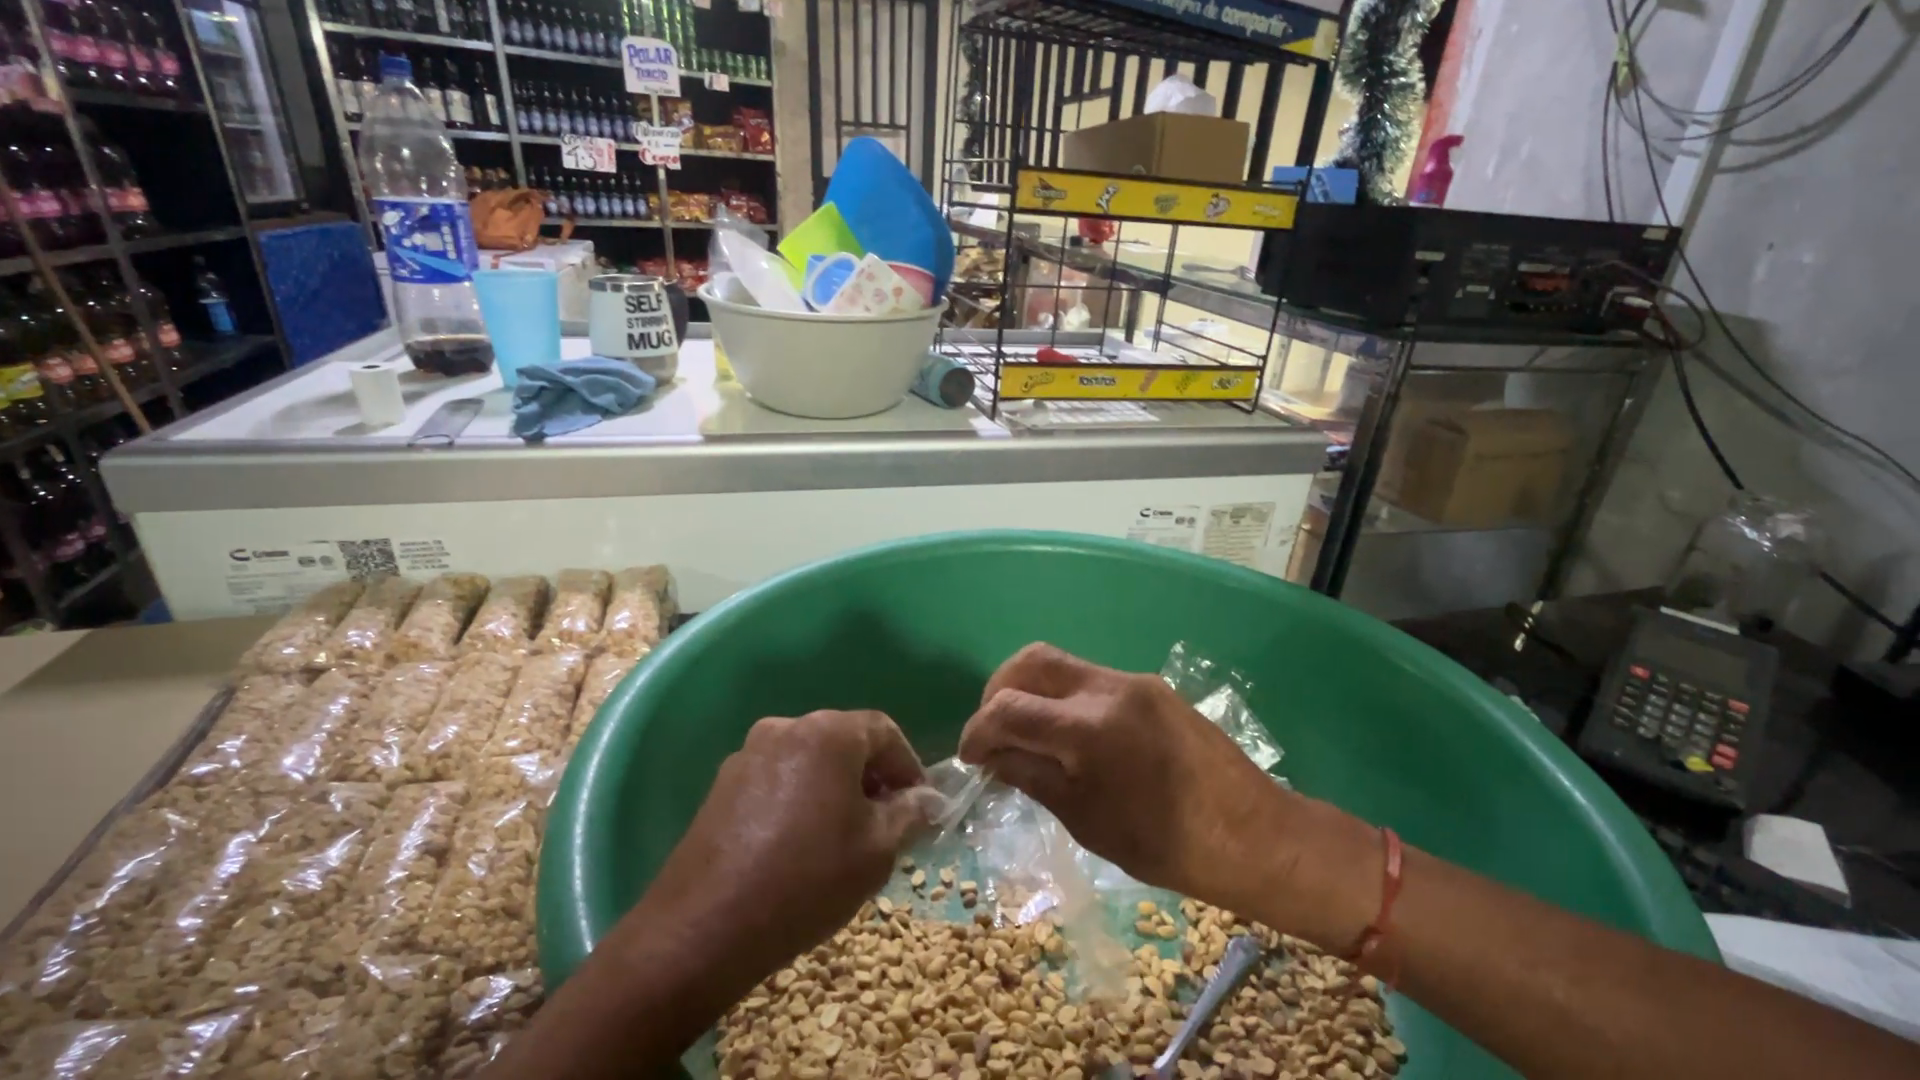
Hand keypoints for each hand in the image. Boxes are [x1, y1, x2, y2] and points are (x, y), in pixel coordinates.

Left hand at [625, 709, 930, 983]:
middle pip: (843, 741)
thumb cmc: (808, 880)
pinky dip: (800, 801)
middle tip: (888, 823)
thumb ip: (910, 813)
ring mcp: (747, 757)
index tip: (921, 806)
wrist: (707, 926)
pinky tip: (802, 846)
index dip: (909, 766)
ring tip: (845, 839)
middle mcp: (784, 729)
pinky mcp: (721, 788)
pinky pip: (778, 781)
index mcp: (827, 734)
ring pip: (809, 762)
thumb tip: (928, 799)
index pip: (883, 730)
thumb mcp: (877, 850)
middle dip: (872, 777)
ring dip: (835, 789)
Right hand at [957, 644, 1374, 943]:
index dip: (976, 732)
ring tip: (1027, 735)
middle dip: (998, 692)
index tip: (970, 758)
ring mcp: (1135, 682)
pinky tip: (1069, 738)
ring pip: (1061, 664)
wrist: (1254, 836)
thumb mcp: (1085, 820)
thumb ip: (1032, 775)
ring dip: (1032, 691)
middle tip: (993, 733)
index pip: (1006, 709)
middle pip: (1030, 661)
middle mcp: (1108, 689)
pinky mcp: (1153, 687)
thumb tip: (992, 754)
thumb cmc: (1166, 845)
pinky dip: (1064, 698)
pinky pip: (1091, 678)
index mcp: (1088, 729)